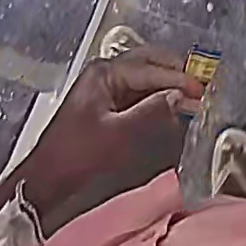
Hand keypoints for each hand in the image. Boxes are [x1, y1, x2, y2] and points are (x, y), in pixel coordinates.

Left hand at [17, 47, 204, 218]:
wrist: (45, 183)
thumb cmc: (77, 156)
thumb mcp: (118, 134)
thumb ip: (151, 111)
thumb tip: (181, 96)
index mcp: (104, 72)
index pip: (150, 68)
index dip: (178, 78)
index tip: (201, 88)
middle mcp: (105, 72)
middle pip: (148, 62)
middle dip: (175, 71)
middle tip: (201, 83)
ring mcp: (105, 85)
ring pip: (145, 74)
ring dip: (167, 81)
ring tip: (191, 92)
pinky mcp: (107, 102)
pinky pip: (139, 89)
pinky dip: (157, 93)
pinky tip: (171, 102)